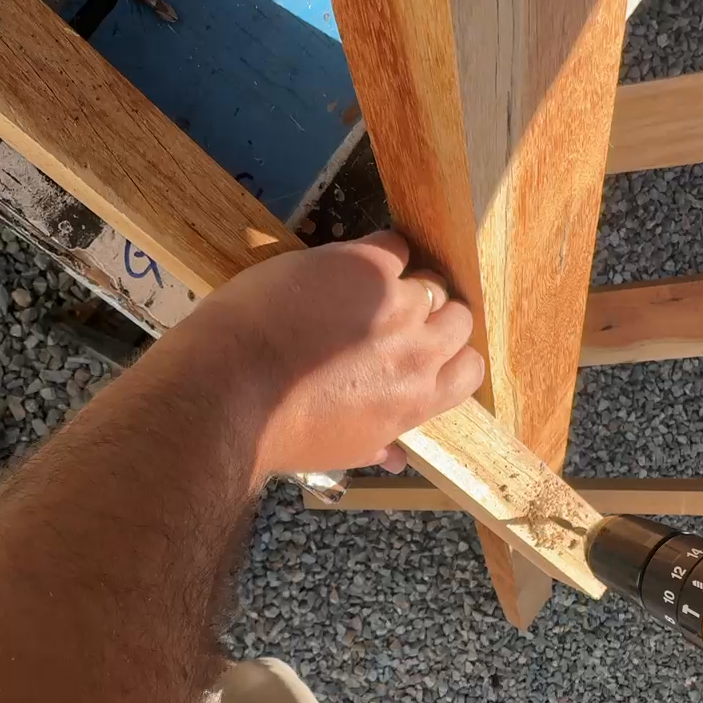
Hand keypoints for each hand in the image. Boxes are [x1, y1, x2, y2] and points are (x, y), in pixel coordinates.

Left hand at [147, 231, 483, 478]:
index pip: (469, 370)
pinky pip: (394, 245)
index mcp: (415, 401)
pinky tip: (347, 267)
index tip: (421, 350)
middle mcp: (417, 352)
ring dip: (401, 285)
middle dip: (430, 316)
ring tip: (361, 293)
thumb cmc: (279, 430)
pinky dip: (378, 253)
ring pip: (429, 280)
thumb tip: (397, 458)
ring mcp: (395, 305)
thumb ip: (376, 443)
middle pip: (457, 318)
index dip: (448, 356)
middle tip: (388, 318)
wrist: (233, 389)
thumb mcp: (338, 450)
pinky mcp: (365, 266)